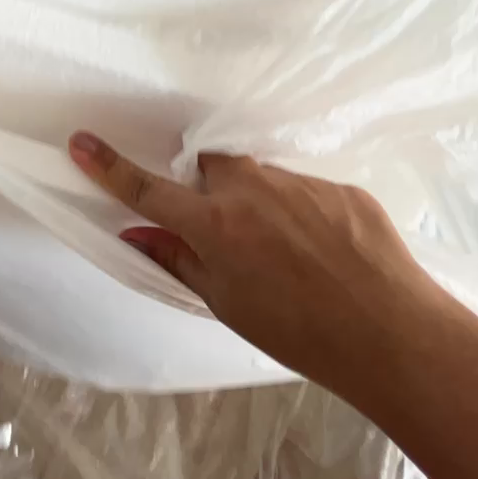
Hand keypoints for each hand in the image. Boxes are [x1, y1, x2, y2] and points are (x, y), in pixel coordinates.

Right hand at [67, 131, 461, 392]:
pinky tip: (325, 253)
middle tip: (230, 229)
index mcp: (214, 223)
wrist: (397, 337)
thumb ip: (178, 259)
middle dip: (211, 187)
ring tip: (290, 252)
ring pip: (261, 179)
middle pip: (212, 168)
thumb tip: (136, 233)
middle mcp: (250, 189)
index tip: (80, 141)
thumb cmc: (298, 332)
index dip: (109, 167)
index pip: (147, 189)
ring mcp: (299, 183)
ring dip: (260, 203)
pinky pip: (304, 190)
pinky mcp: (339, 187)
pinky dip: (303, 214)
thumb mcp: (225, 302)